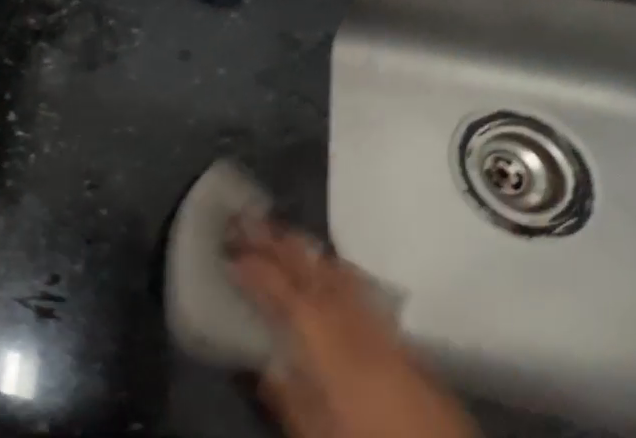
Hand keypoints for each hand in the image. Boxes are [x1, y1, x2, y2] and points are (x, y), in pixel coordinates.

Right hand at [228, 220, 476, 437]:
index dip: (254, 268)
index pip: (283, 291)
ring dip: (309, 253)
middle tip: (247, 219)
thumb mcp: (315, 430)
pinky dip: (340, 272)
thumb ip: (287, 395)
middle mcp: (356, 323)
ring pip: (341, 276)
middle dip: (278, 244)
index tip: (228, 251)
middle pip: (313, 273)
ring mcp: (385, 328)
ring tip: (284, 234)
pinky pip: (364, 291)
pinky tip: (334, 270)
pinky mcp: (407, 344)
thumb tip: (263, 365)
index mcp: (326, 339)